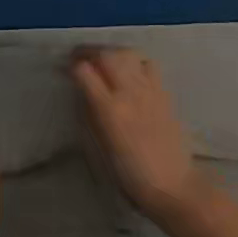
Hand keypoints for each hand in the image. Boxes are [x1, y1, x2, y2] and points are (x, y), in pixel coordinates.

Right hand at [70, 46, 212, 222]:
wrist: (173, 185)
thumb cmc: (129, 174)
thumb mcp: (99, 146)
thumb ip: (90, 114)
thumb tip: (82, 92)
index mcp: (109, 109)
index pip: (84, 72)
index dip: (72, 67)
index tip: (64, 69)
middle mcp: (129, 93)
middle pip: (107, 55)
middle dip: (89, 51)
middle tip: (80, 57)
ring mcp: (150, 90)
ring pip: (129, 54)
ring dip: (112, 53)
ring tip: (104, 61)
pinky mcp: (165, 93)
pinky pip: (148, 65)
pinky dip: (135, 61)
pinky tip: (130, 72)